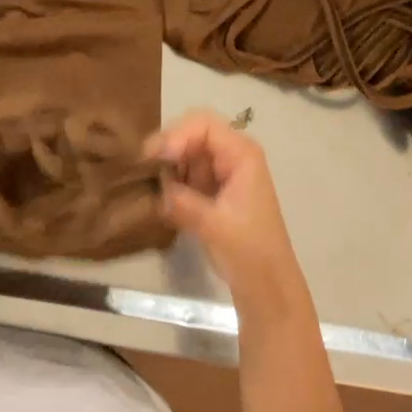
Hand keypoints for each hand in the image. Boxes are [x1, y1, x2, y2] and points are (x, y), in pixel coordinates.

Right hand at [146, 112, 304, 316]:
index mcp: (241, 154)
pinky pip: (185, 173)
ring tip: (151, 185)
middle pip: (191, 133)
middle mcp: (231, 155)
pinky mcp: (212, 190)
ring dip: (167, 166)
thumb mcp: (215, 226)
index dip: (176, 135)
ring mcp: (221, 172)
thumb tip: (156, 189)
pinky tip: (161, 197)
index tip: (155, 158)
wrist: (267, 287)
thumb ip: (184, 202)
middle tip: (144, 169)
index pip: (203, 125)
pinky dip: (171, 181)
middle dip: (167, 149)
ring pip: (184, 153)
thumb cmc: (250, 253)